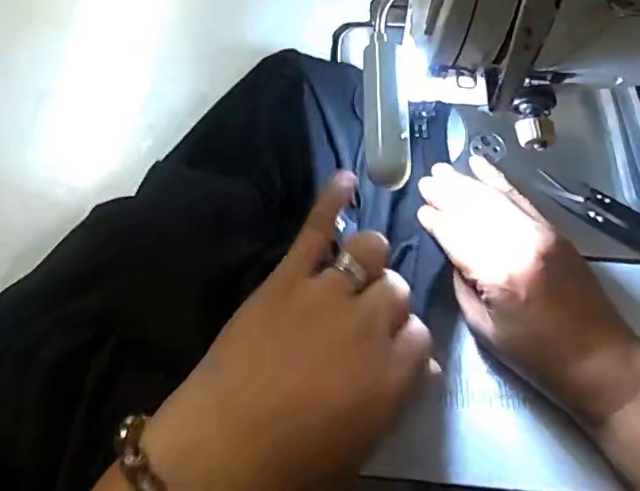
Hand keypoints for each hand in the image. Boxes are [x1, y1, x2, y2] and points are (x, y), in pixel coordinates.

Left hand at [131, 173, 433, 490]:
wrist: (214, 456)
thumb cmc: (292, 463)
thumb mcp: (359, 444)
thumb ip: (395, 396)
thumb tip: (425, 364)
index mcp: (390, 373)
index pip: (421, 334)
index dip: (407, 339)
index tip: (394, 349)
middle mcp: (368, 323)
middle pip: (397, 289)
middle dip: (388, 302)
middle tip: (365, 321)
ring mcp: (327, 292)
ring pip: (370, 251)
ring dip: (370, 259)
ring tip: (359, 268)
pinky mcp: (288, 276)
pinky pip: (316, 229)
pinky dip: (331, 200)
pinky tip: (346, 178)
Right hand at [417, 157, 639, 427]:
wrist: (600, 357)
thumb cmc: (539, 357)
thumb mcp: (487, 331)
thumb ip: (465, 286)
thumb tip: (452, 253)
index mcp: (501, 273)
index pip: (459, 236)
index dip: (438, 221)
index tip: (420, 209)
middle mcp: (521, 242)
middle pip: (476, 209)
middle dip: (449, 193)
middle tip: (426, 181)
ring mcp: (540, 230)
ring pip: (496, 198)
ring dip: (468, 183)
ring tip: (443, 170)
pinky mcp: (553, 228)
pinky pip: (520, 197)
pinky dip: (499, 180)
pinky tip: (481, 167)